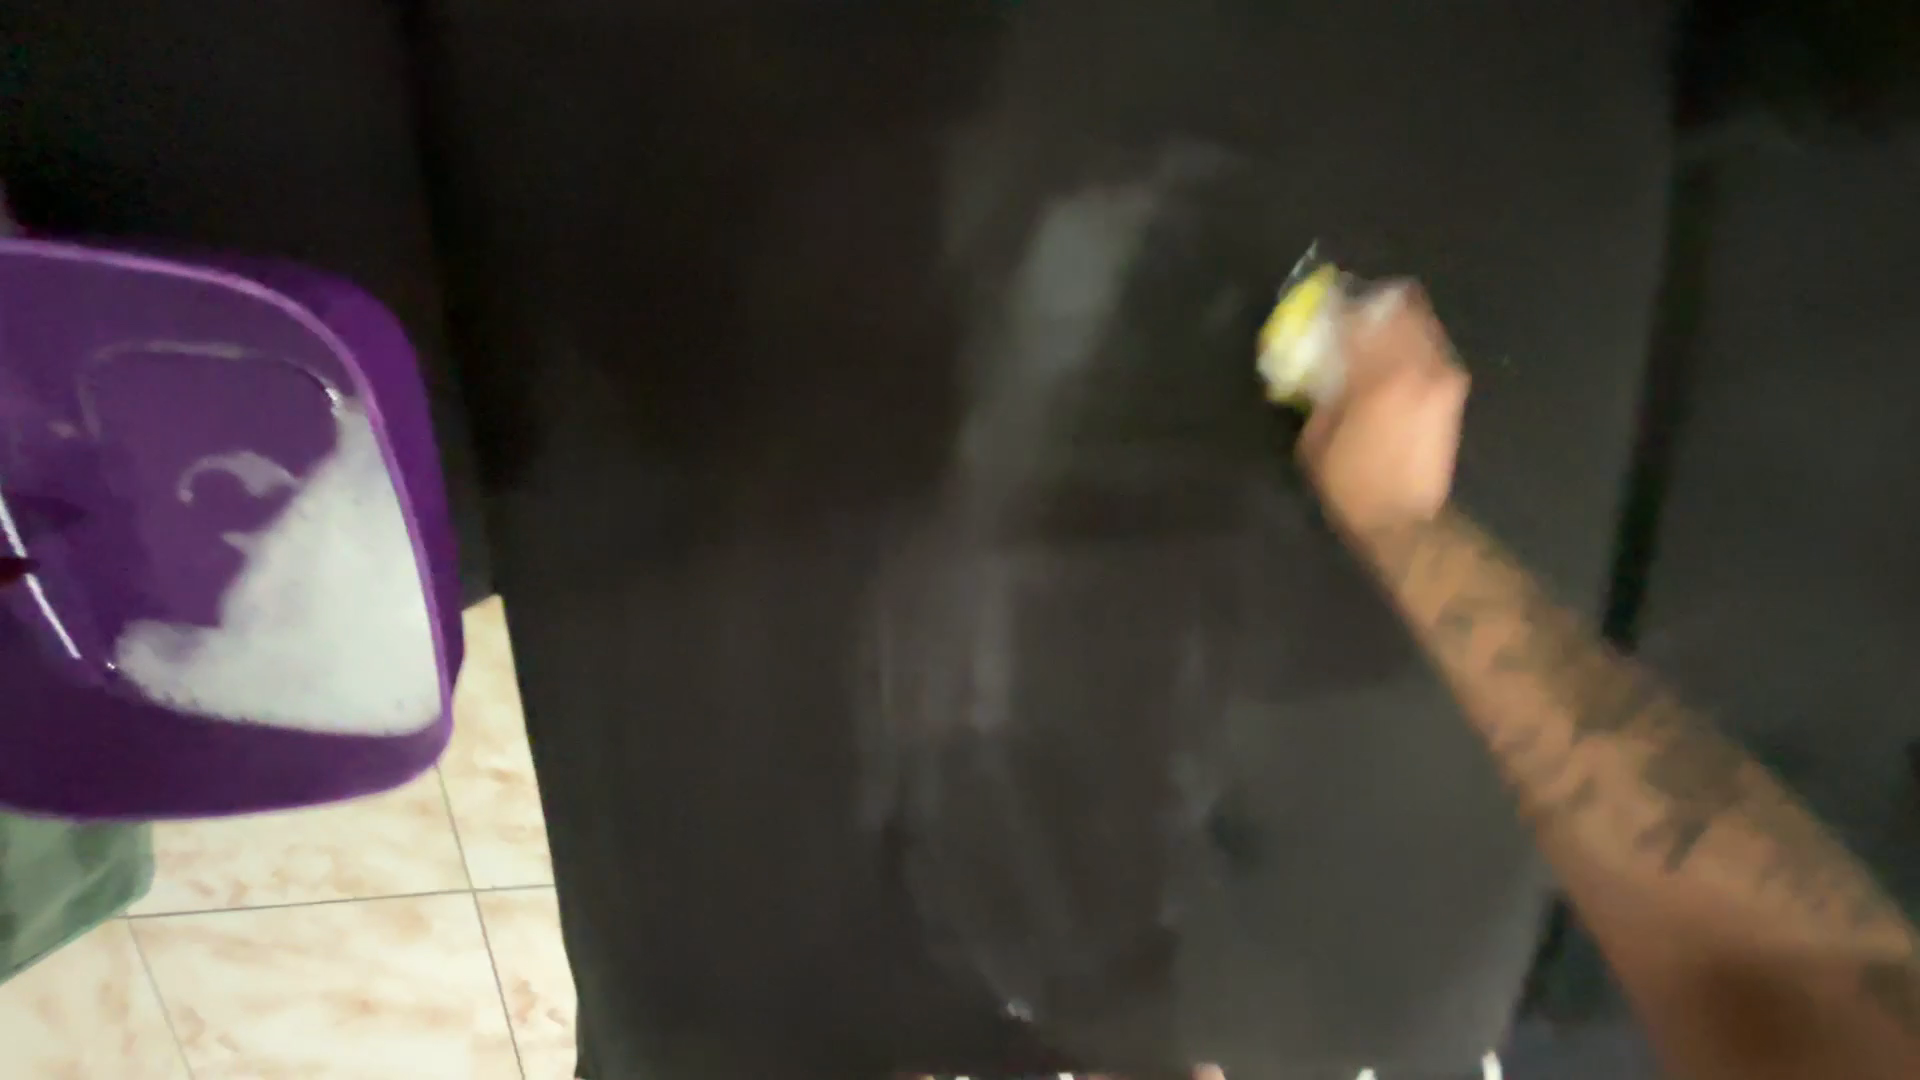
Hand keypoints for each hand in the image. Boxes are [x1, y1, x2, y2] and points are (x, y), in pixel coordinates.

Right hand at [1295, 282, 1469, 535]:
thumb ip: (1318, 394)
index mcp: (1377, 376)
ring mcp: (1442, 376)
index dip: (1337, 306)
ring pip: (1420, 324)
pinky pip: (1429, 349)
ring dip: (1393, 324)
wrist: (1403, 517)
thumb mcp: (1316, 439)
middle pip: (1400, 306)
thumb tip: (1318, 370)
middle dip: (1371, 305)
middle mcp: (1417, 366)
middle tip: (1348, 315)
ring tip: (1368, 338)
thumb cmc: (1350, 482)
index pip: (1357, 317)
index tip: (1320, 305)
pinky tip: (1388, 364)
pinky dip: (1408, 345)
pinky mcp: (1452, 391)